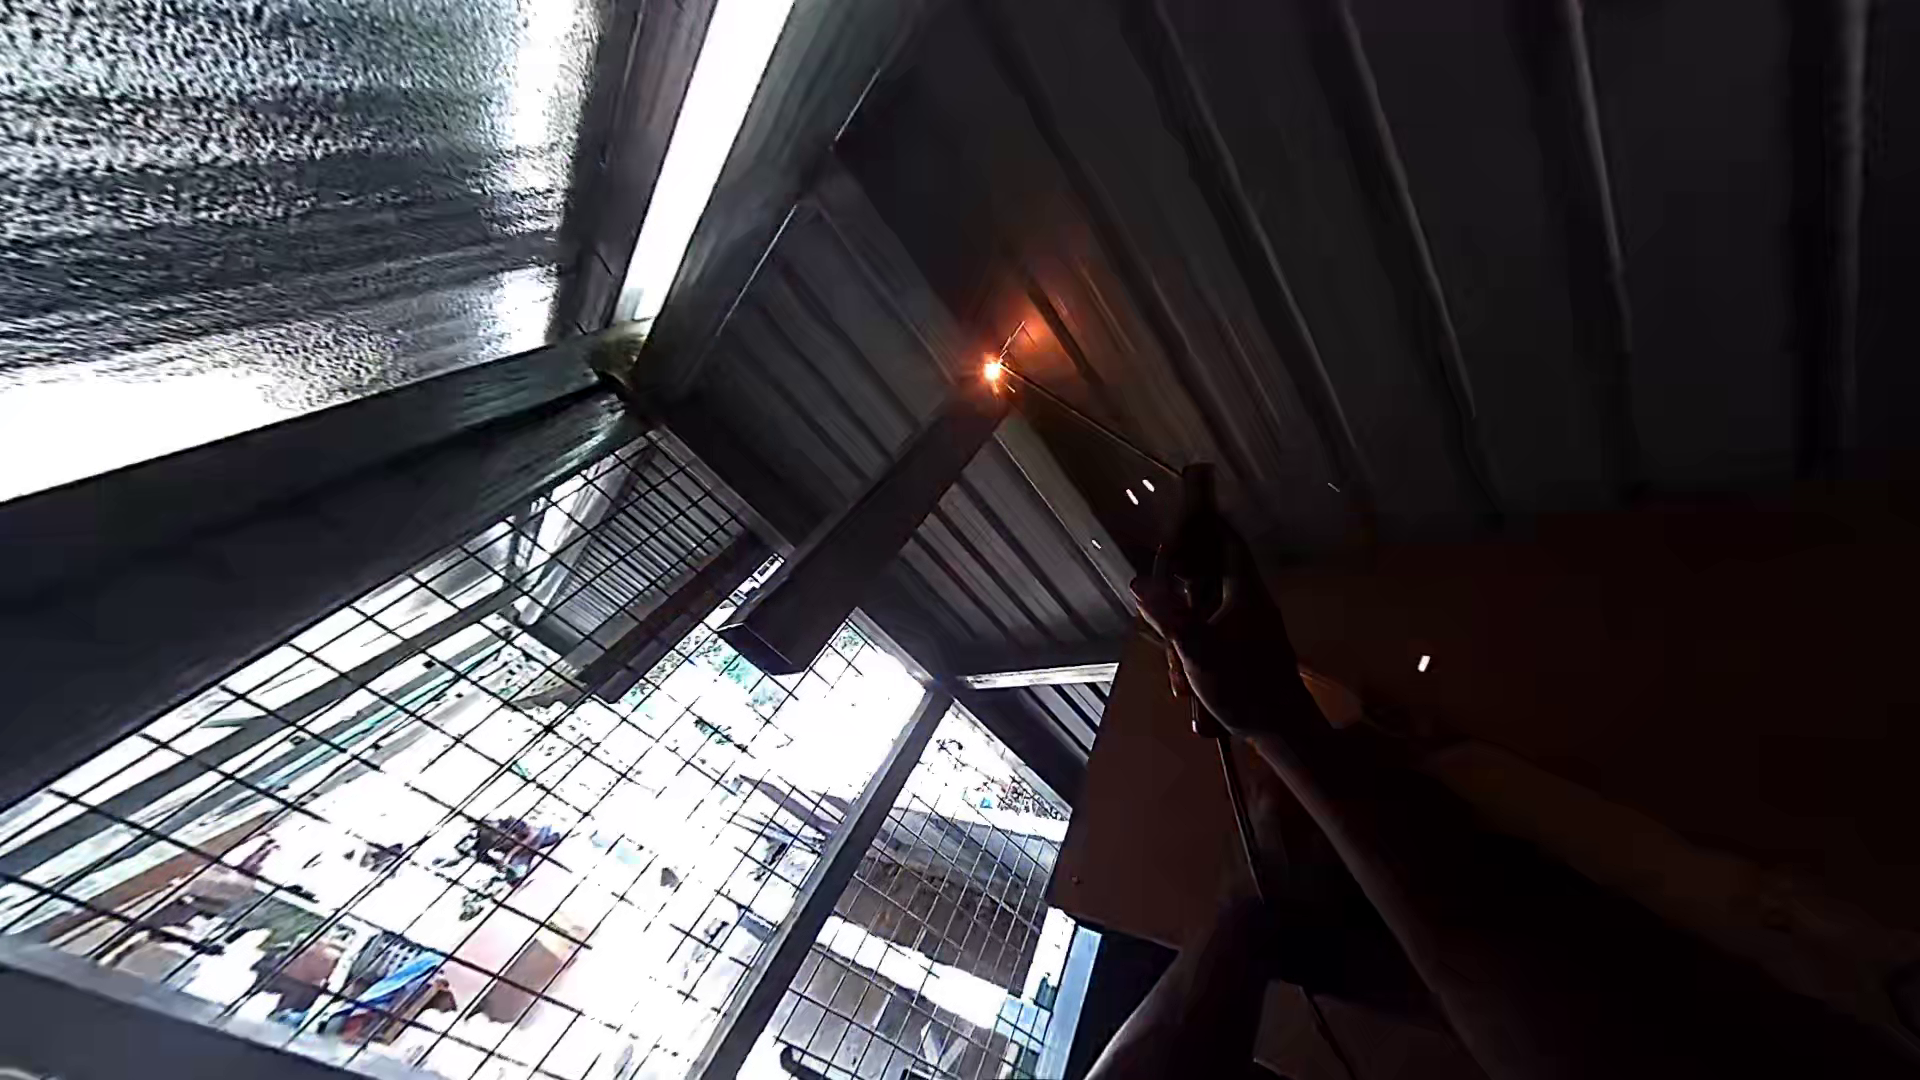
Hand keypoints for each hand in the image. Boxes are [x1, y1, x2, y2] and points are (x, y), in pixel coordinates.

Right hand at [1130, 524, 1301, 738]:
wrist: (1284, 729)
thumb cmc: (1244, 687)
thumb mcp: (1197, 651)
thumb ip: (1168, 614)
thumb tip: (1137, 582)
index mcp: (1244, 592)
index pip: (1228, 541)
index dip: (1208, 522)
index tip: (1184, 512)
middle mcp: (1252, 599)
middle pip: (1220, 562)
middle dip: (1190, 560)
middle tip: (1164, 563)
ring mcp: (1255, 620)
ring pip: (1218, 590)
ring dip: (1191, 593)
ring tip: (1166, 606)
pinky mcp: (1252, 639)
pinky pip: (1220, 612)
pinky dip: (1198, 615)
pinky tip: (1182, 639)